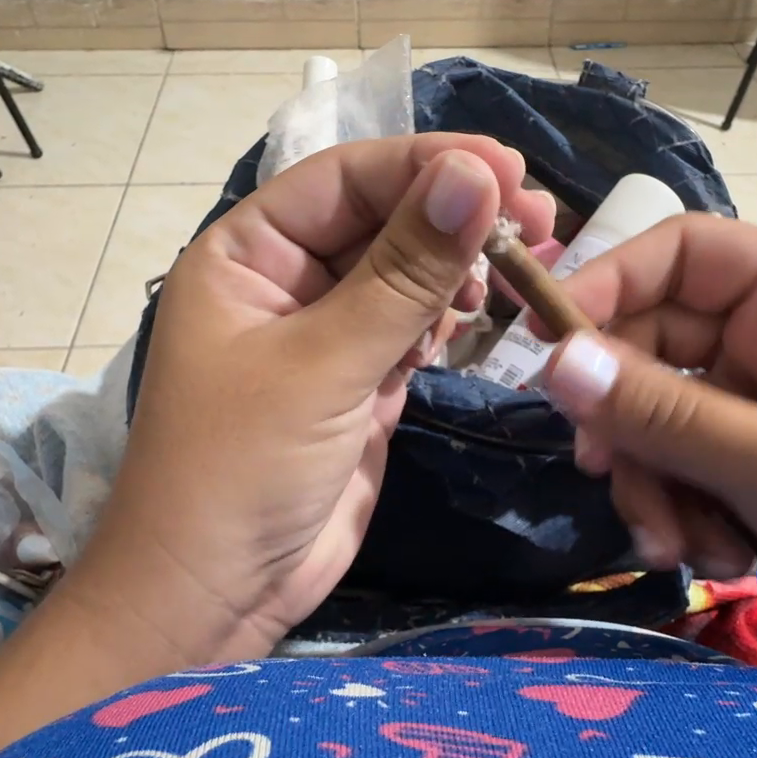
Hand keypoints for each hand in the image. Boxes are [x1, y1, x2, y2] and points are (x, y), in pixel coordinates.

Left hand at [77, 135, 553, 665]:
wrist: (218, 592)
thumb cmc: (241, 470)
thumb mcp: (321, 366)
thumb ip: (401, 274)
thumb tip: (474, 176)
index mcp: (247, 255)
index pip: (345, 180)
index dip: (427, 166)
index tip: (511, 170)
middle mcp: (285, 286)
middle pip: (380, 223)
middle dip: (454, 217)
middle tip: (538, 219)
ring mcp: (324, 340)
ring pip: (402, 279)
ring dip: (456, 270)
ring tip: (516, 272)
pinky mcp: (358, 389)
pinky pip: (409, 334)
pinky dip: (444, 324)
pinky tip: (474, 322)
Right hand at [540, 214, 756, 662]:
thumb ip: (667, 414)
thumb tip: (554, 363)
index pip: (687, 255)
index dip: (610, 283)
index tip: (546, 344)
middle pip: (653, 349)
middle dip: (627, 421)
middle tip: (600, 469)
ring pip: (654, 423)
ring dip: (652, 486)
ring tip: (684, 547)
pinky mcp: (746, 475)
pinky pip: (675, 474)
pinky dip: (677, 516)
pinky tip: (715, 559)